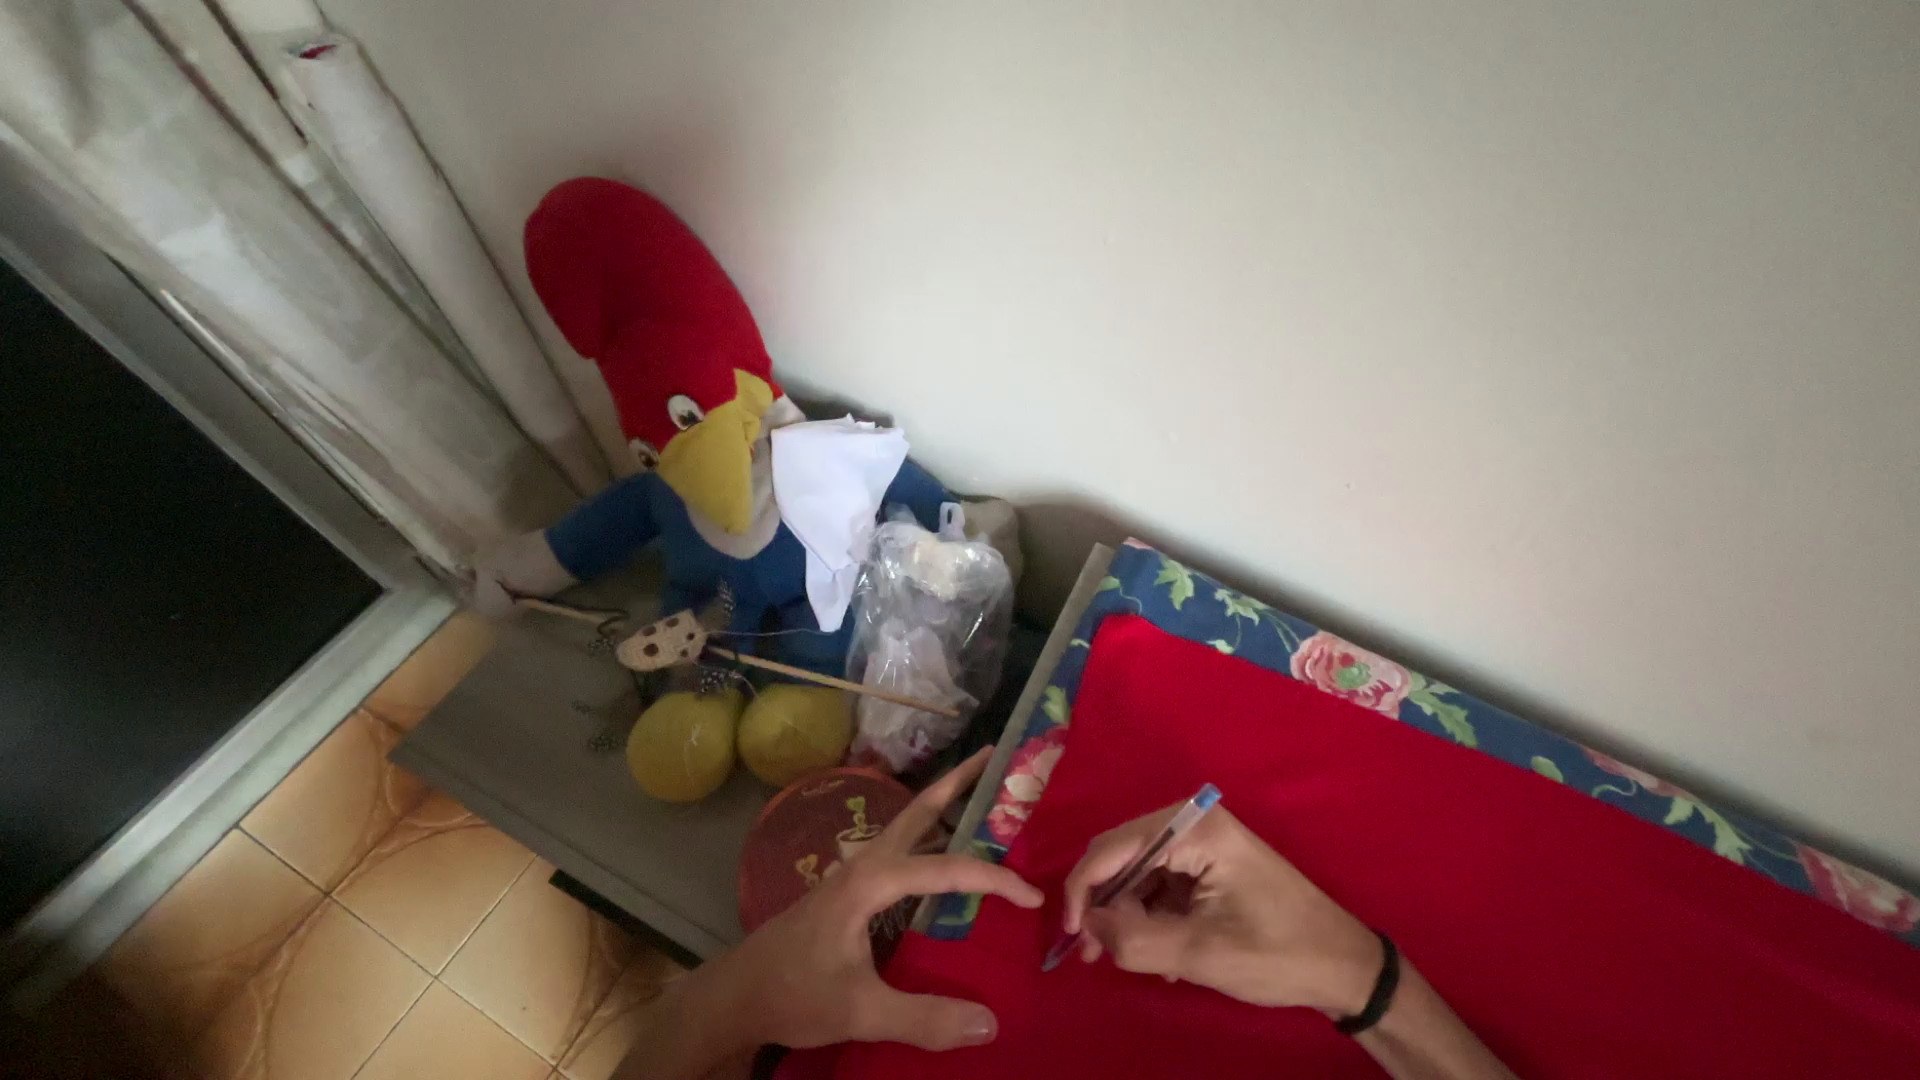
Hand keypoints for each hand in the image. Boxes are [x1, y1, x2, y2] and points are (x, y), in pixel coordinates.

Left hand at [694, 749, 1041, 1053]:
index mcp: (872, 879)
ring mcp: (858, 870)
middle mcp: (868, 861)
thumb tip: (991, 1022)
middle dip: (959, 780)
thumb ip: (923, 1017)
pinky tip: (944, 849)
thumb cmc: (795, 992)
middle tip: (994, 754)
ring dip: (944, 803)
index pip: (947, 868)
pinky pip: (902, 846)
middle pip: (921, 808)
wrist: (738, 993)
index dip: (994, 879)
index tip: (1033, 896)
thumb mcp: (859, 1010)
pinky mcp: (854, 885)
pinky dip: (931, 834)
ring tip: (982, 791)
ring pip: (909, 823)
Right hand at [1063, 801, 1380, 1015]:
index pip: (1115, 847)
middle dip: (1104, 902)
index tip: (1072, 933)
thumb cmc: (1279, 954)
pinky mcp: (1209, 862)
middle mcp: (1193, 823)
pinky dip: (1150, 915)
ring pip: (1138, 870)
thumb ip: (1136, 940)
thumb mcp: (1202, 954)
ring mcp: (1202, 841)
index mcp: (1195, 829)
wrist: (1348, 968)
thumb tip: (1087, 925)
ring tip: (1125, 958)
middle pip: (1122, 854)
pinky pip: (1160, 881)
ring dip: (1126, 913)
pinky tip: (1160, 954)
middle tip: (1093, 951)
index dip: (1083, 888)